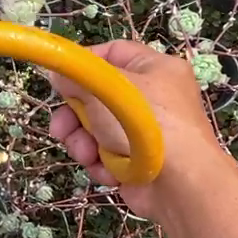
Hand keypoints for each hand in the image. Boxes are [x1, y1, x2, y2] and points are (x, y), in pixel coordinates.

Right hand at [46, 40, 237, 222]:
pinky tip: (106, 170)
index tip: (61, 79)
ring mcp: (145, 131)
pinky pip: (105, 153)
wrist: (180, 184)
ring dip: (83, 142)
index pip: (113, 53)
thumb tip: (57, 74)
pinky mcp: (137, 160)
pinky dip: (100, 162)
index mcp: (156, 69)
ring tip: (87, 154)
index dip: (84, 64)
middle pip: (97, 96)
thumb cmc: (146, 124)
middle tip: (61, 128)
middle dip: (74, 116)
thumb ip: (75, 76)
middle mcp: (153, 97)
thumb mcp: (105, 89)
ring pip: (95, 129)